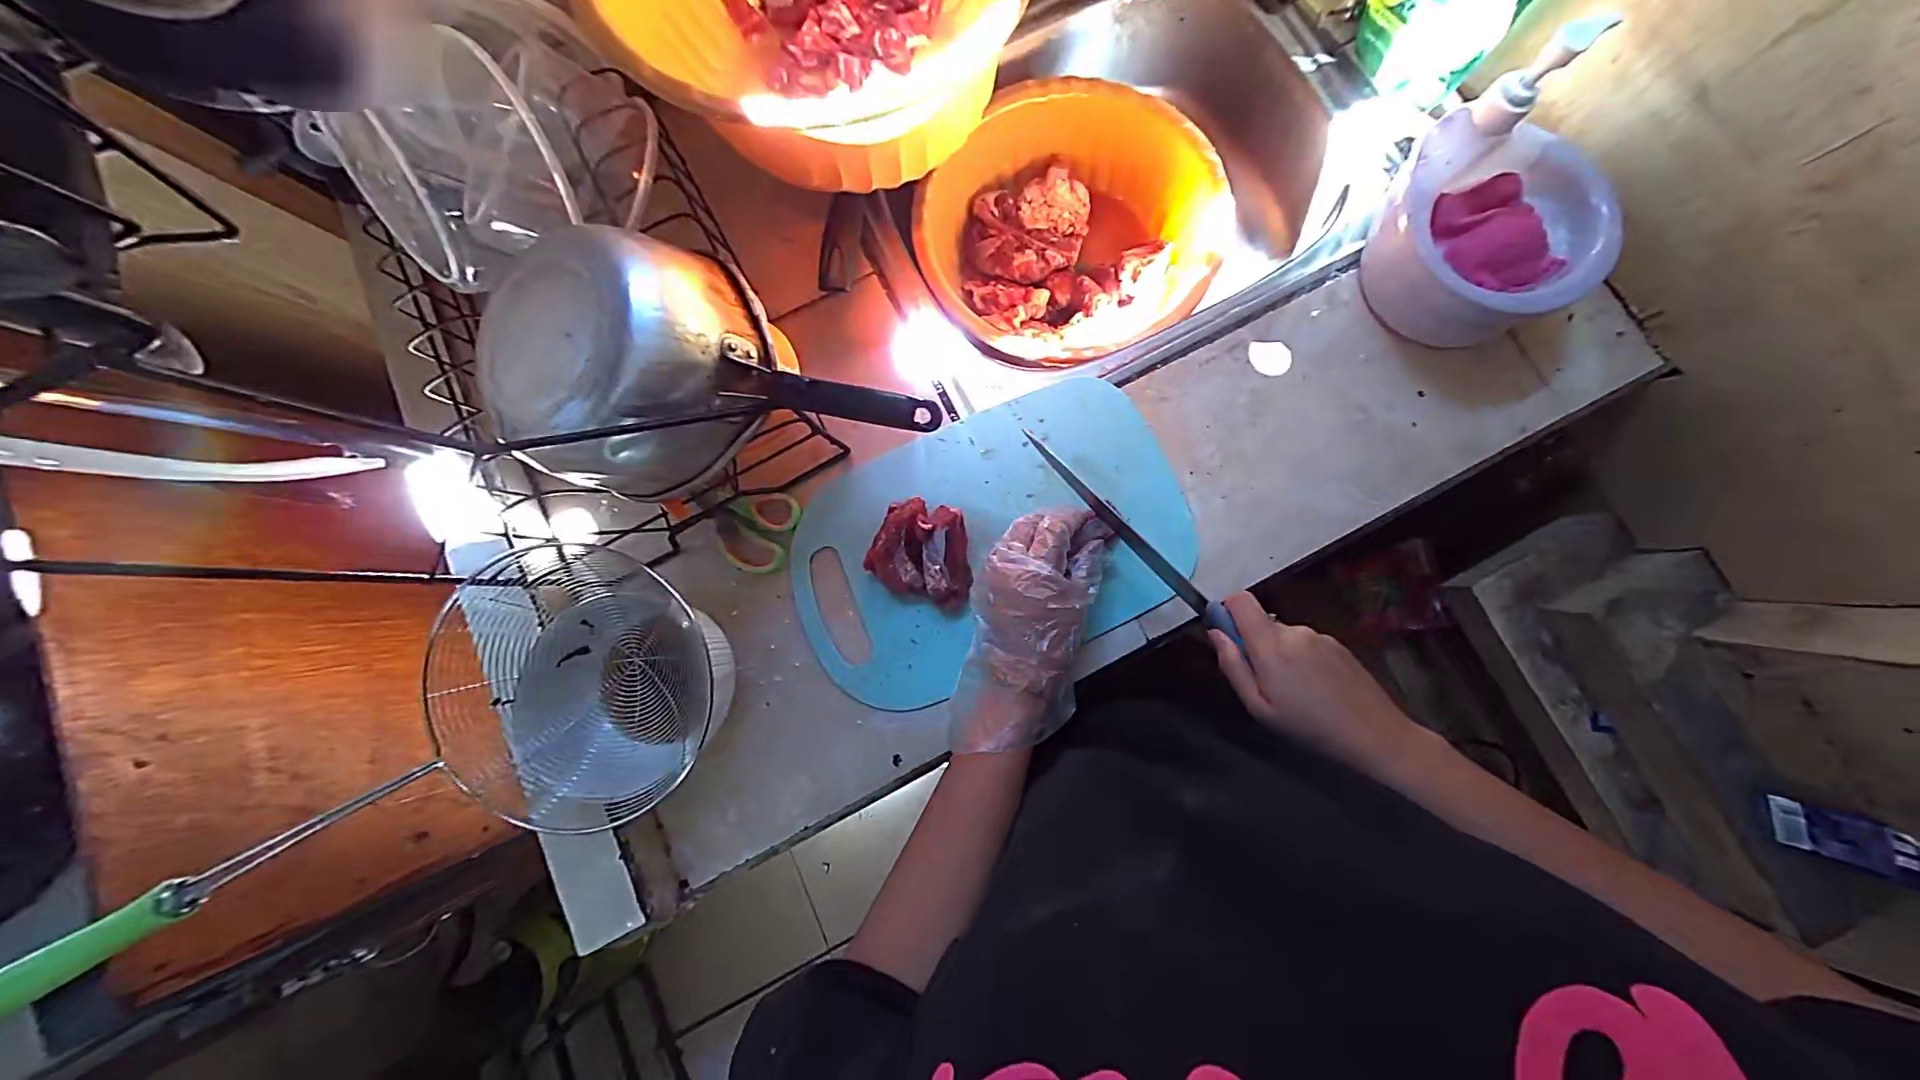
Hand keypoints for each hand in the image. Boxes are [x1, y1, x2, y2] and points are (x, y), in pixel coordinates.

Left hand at [950, 509, 1110, 752]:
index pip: (1055, 524)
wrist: (1014, 674)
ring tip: (1058, 541)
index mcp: (1034, 564)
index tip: (1092, 519)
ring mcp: (991, 567)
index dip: (1076, 517)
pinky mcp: (983, 578)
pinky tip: (1038, 556)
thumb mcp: (1079, 602)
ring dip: (1037, 530)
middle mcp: (1007, 559)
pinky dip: (1022, 545)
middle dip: (1055, 520)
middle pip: (1031, 522)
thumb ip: (1087, 564)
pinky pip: (1004, 549)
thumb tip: (1095, 539)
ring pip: (1014, 533)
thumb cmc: (1052, 642)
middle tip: (1077, 529)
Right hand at [1207, 592, 1424, 769]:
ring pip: (1283, 635)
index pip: (1240, 600)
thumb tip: (1215, 634)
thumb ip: (1232, 666)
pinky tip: (1316, 688)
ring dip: (1279, 654)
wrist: (1376, 735)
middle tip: (1266, 683)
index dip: (1227, 611)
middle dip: (1254, 644)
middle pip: (1260, 622)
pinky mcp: (1337, 644)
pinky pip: (1305, 643)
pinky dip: (1300, 659)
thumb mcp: (1258, 707)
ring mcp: (1319, 636)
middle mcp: (1295, 631)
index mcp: (1271, 645)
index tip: (1227, 636)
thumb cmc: (1310, 727)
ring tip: (1295, 691)